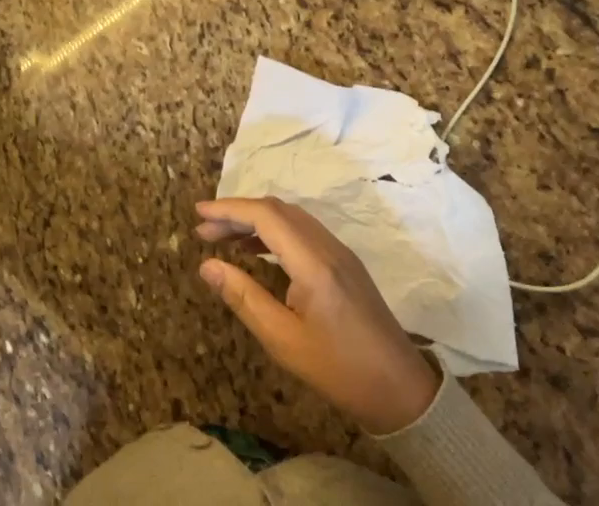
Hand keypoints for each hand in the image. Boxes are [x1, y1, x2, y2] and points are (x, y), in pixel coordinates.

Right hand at [195, 197, 439, 434]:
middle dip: (237, 213)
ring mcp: (341, 254)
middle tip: (204, 230)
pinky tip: (256, 251)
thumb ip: (243, 297)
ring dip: (255, 221)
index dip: (228, 209)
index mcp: (313, 264)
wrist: (400, 390)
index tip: (198, 214)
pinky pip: (303, 232)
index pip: (266, 216)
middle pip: (277, 210)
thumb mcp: (282, 339)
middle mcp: (328, 248)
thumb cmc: (338, 369)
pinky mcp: (345, 265)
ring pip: (291, 218)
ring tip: (223, 238)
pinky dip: (274, 232)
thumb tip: (206, 265)